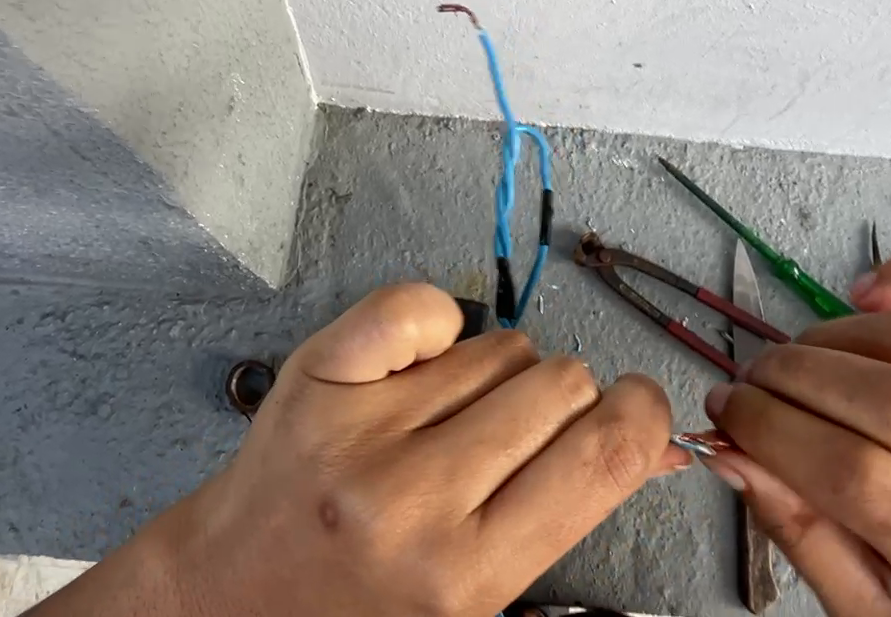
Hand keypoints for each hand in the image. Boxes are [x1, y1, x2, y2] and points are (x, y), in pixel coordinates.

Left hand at [32, 283, 686, 616]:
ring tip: (452, 415)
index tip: (637, 405)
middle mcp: (414, 497)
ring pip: (497, 346)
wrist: (231, 597)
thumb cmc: (368, 606)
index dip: (643, 414)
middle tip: (517, 430)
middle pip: (557, 383)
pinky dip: (436, 320)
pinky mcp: (317, 374)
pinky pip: (417, 304)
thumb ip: (563, 511)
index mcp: (468, 574)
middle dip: (560, 397)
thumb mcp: (478, 595)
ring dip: (496, 371)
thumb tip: (658, 441)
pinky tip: (420, 359)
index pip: (603, 457)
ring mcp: (359, 427)